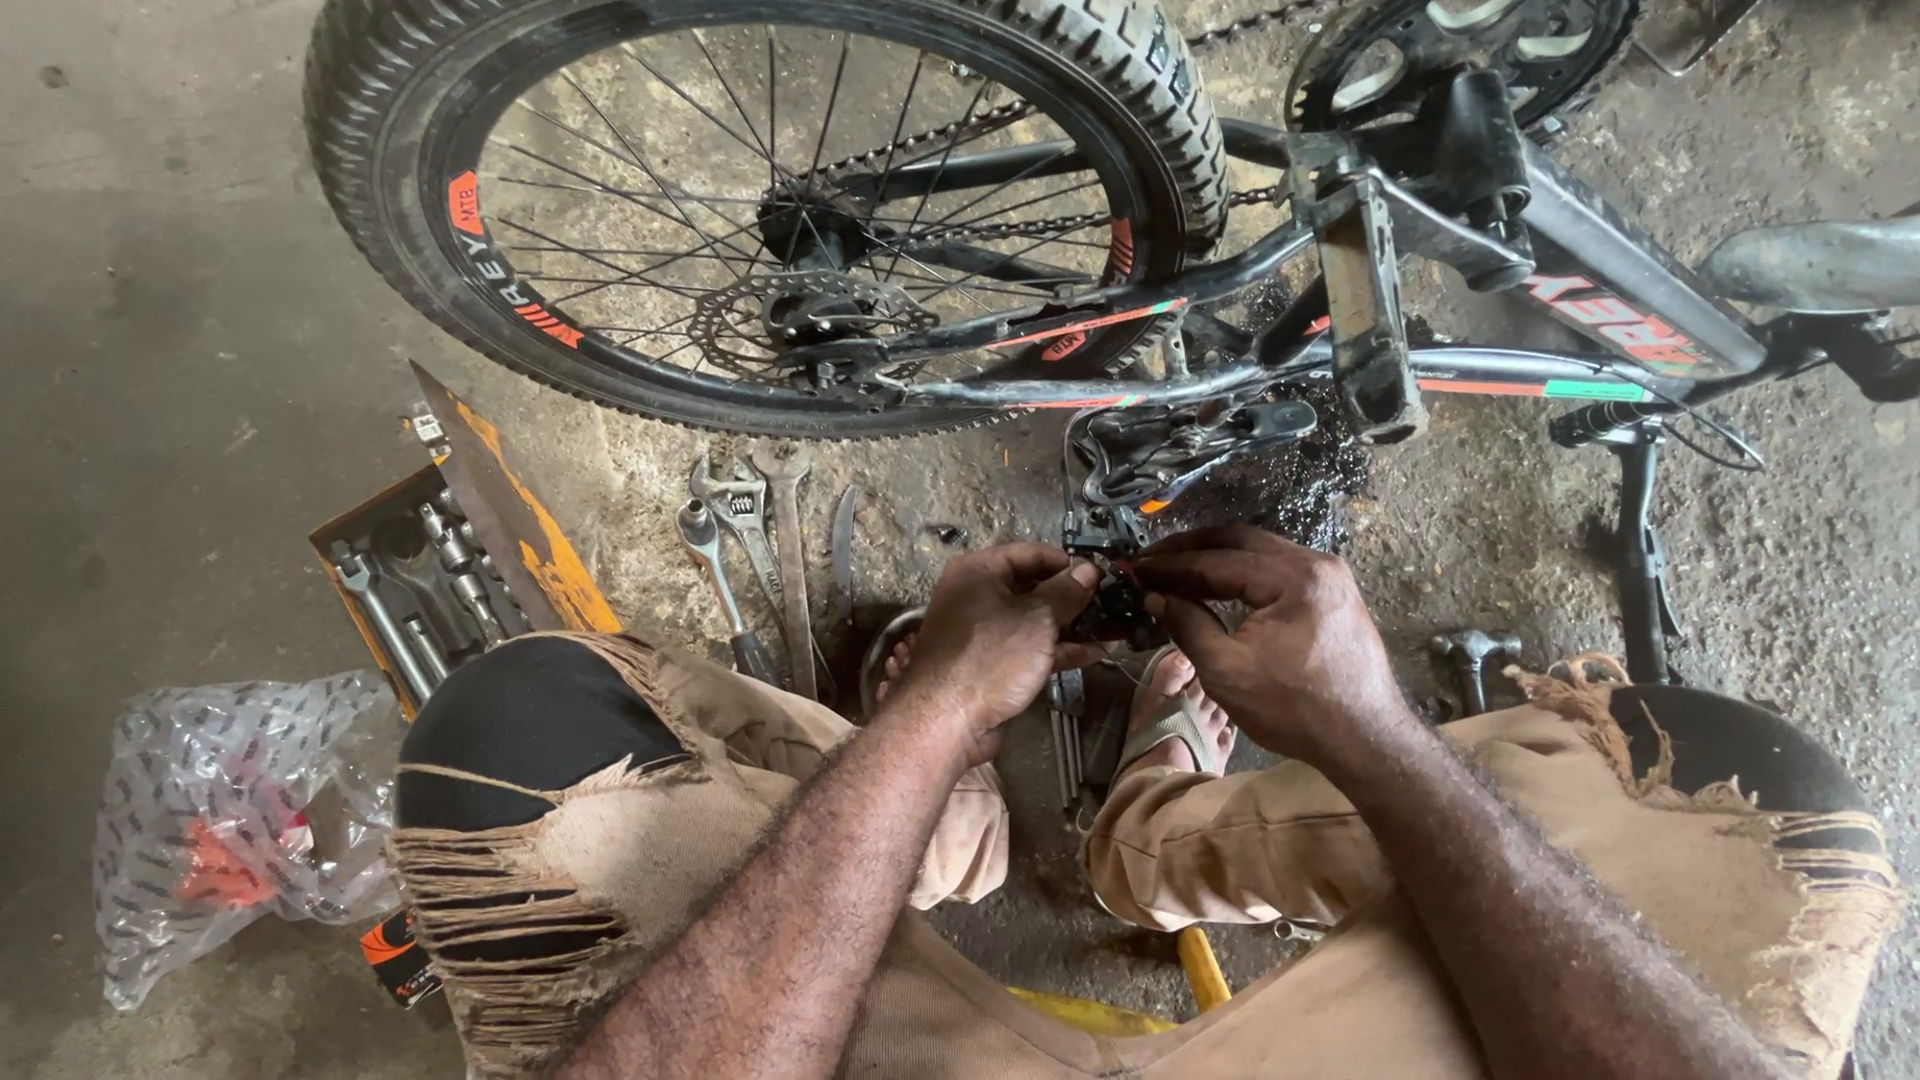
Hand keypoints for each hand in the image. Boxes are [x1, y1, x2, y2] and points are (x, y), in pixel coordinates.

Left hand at [884, 543, 1100, 766]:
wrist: (946, 721)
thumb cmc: (990, 656)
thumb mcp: (1036, 618)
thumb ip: (1066, 593)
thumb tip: (1089, 569)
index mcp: (978, 571)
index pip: (1029, 553)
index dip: (1065, 562)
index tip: (1099, 573)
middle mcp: (977, 596)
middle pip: (1032, 587)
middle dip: (1072, 597)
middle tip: (1111, 602)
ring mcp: (984, 633)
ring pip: (1034, 621)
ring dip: (1071, 625)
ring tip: (1112, 628)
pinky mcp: (992, 665)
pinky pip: (1030, 648)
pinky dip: (1058, 649)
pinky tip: (1094, 652)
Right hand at [1133, 525, 1416, 767]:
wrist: (1365, 740)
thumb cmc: (1294, 709)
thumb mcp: (1225, 670)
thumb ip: (1186, 624)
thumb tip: (1154, 596)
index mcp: (1293, 577)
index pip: (1216, 560)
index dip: (1169, 565)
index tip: (1135, 569)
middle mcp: (1315, 562)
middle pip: (1238, 540)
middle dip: (1189, 548)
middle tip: (1150, 560)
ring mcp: (1328, 575)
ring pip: (1257, 550)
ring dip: (1213, 557)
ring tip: (1174, 569)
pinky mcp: (1331, 591)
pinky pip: (1274, 567)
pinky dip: (1239, 571)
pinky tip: (1214, 583)